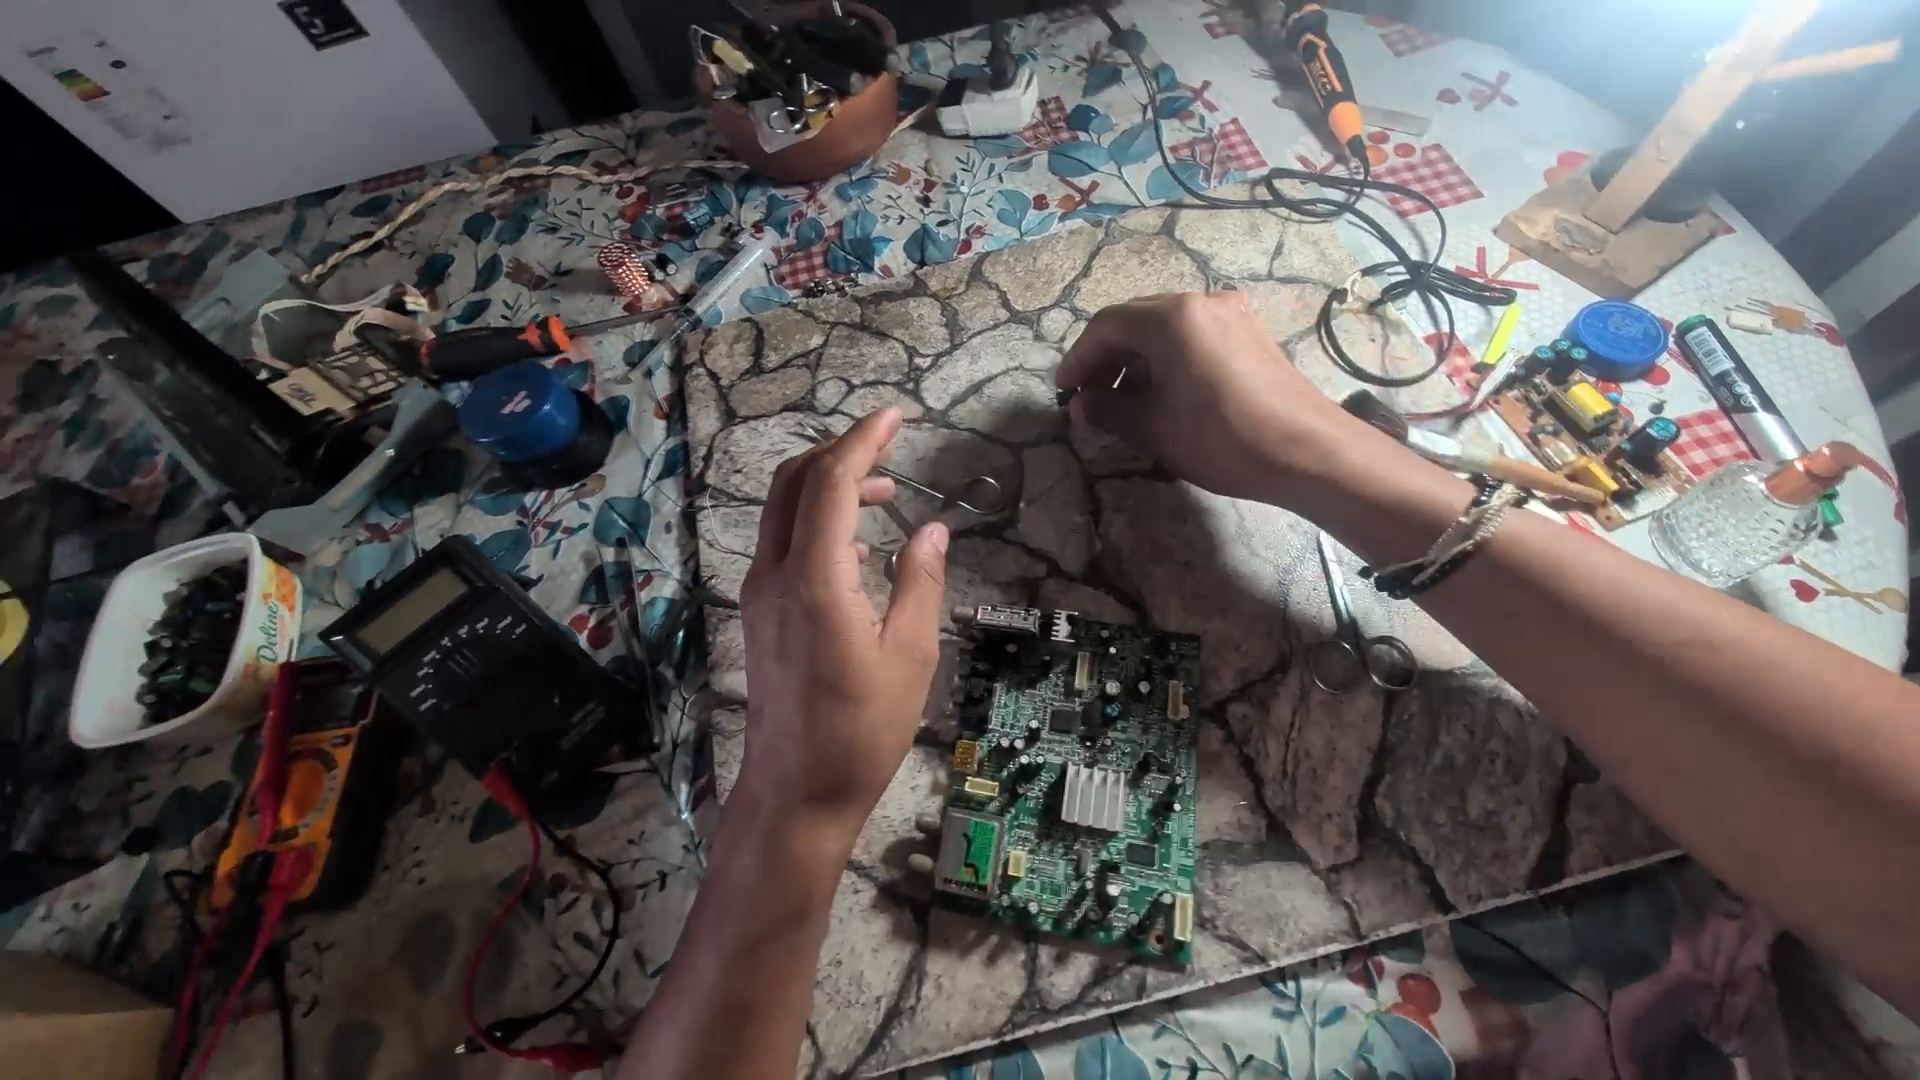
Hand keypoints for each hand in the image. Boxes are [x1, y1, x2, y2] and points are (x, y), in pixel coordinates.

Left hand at [734, 408, 948, 839]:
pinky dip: (816, 521)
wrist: (797, 789)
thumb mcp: (911, 654)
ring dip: (828, 486)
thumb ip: (920, 582)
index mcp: (816, 579)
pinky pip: (783, 543)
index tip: (895, 415)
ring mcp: (759, 593)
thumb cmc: (863, 729)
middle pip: (794, 482)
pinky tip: (857, 546)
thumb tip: (934, 530)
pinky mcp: (760, 612)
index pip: (832, 482)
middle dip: (840, 453)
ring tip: (884, 495)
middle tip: (890, 451)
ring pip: (783, 510)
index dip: (863, 440)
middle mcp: (775, 574)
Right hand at [1056, 291, 1357, 505]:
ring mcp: (1231, 315)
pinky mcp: (1250, 334)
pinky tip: (1165, 394)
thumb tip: (1082, 406)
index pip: (1106, 326)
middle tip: (1091, 398)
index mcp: (1172, 318)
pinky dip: (1168, 360)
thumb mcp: (1153, 428)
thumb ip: (1108, 410)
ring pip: (1166, 330)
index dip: (1078, 359)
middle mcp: (1201, 303)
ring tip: (1126, 403)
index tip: (1065, 391)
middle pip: (1136, 322)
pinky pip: (1194, 338)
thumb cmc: (1221, 437)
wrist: (1307, 452)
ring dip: (1137, 361)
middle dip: (1107, 359)